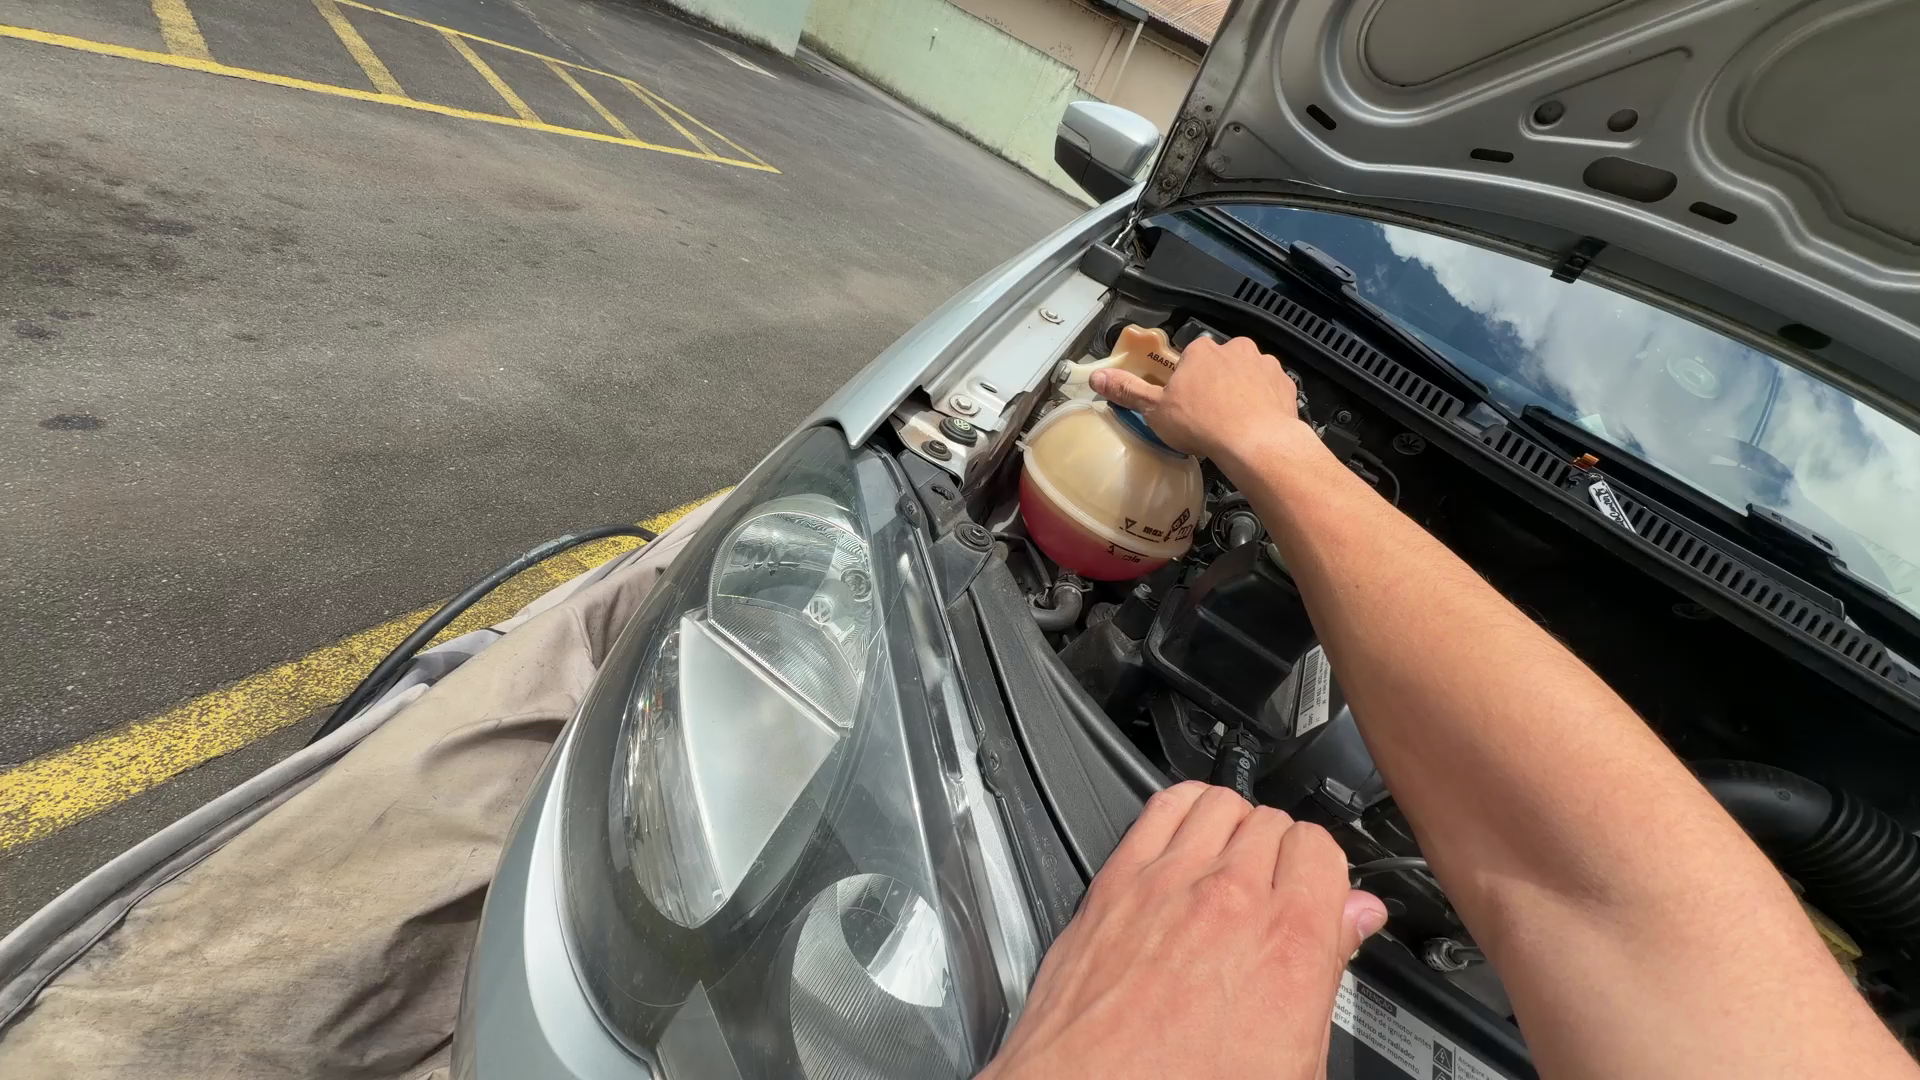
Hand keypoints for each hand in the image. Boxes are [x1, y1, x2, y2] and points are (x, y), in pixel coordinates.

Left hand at [979, 782, 1388, 1079]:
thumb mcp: (1294, 1061)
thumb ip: (1331, 966)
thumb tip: (1355, 916)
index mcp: (1287, 942)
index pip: (1321, 849)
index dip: (1322, 869)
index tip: (1315, 887)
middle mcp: (1230, 896)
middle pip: (1273, 822)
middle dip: (1279, 848)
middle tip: (1271, 882)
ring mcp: (1170, 878)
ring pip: (1221, 802)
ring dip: (1234, 822)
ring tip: (1231, 855)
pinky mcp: (1120, 874)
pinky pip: (1161, 806)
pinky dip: (1182, 805)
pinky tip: (1186, 830)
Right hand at [1090, 336, 1304, 466]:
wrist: (1257, 442)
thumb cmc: (1204, 424)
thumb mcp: (1155, 410)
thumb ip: (1128, 391)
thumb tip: (1099, 378)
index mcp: (1201, 351)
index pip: (1188, 358)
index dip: (1183, 381)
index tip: (1181, 401)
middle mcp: (1234, 349)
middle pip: (1218, 363)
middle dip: (1212, 384)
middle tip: (1204, 413)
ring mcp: (1263, 364)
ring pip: (1245, 375)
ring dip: (1238, 391)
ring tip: (1229, 422)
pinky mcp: (1284, 383)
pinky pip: (1268, 389)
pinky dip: (1260, 402)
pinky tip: (1251, 424)